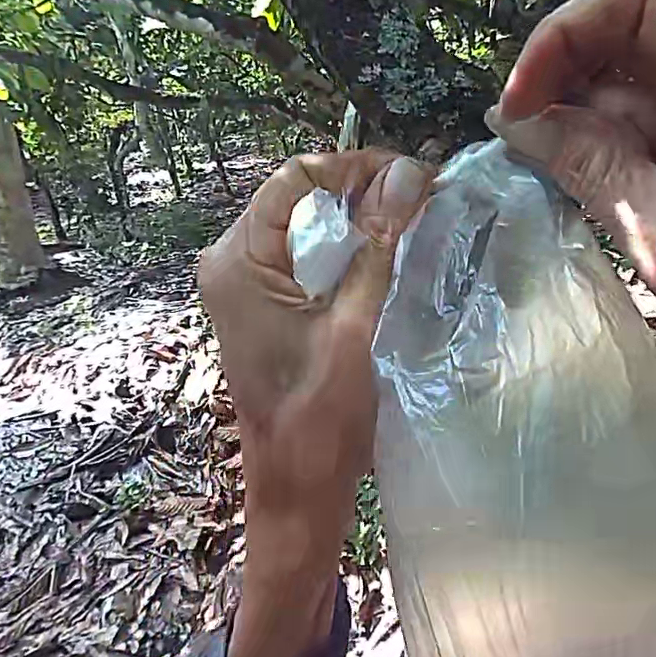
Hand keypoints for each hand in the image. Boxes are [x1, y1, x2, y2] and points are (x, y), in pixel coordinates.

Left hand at [198, 150, 430, 656]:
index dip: (356, 168)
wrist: (298, 488)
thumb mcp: (355, 326)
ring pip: (309, 227)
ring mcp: (245, 284)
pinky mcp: (266, 305)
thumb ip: (378, 247)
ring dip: (361, 222)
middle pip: (301, 198)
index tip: (414, 176)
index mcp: (239, 261)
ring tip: (415, 222)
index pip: (297, 179)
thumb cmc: (321, 417)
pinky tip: (388, 256)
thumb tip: (409, 173)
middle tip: (423, 199)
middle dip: (363, 193)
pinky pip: (309, 258)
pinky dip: (349, 252)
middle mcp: (231, 262)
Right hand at [492, 0, 655, 474]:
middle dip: (573, 68)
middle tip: (526, 136)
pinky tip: (599, 173)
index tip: (519, 105)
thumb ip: (591, 166)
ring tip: (555, 166)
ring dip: (596, 105)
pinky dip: (628, 130)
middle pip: (649, 16)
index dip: (565, 33)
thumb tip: (515, 118)